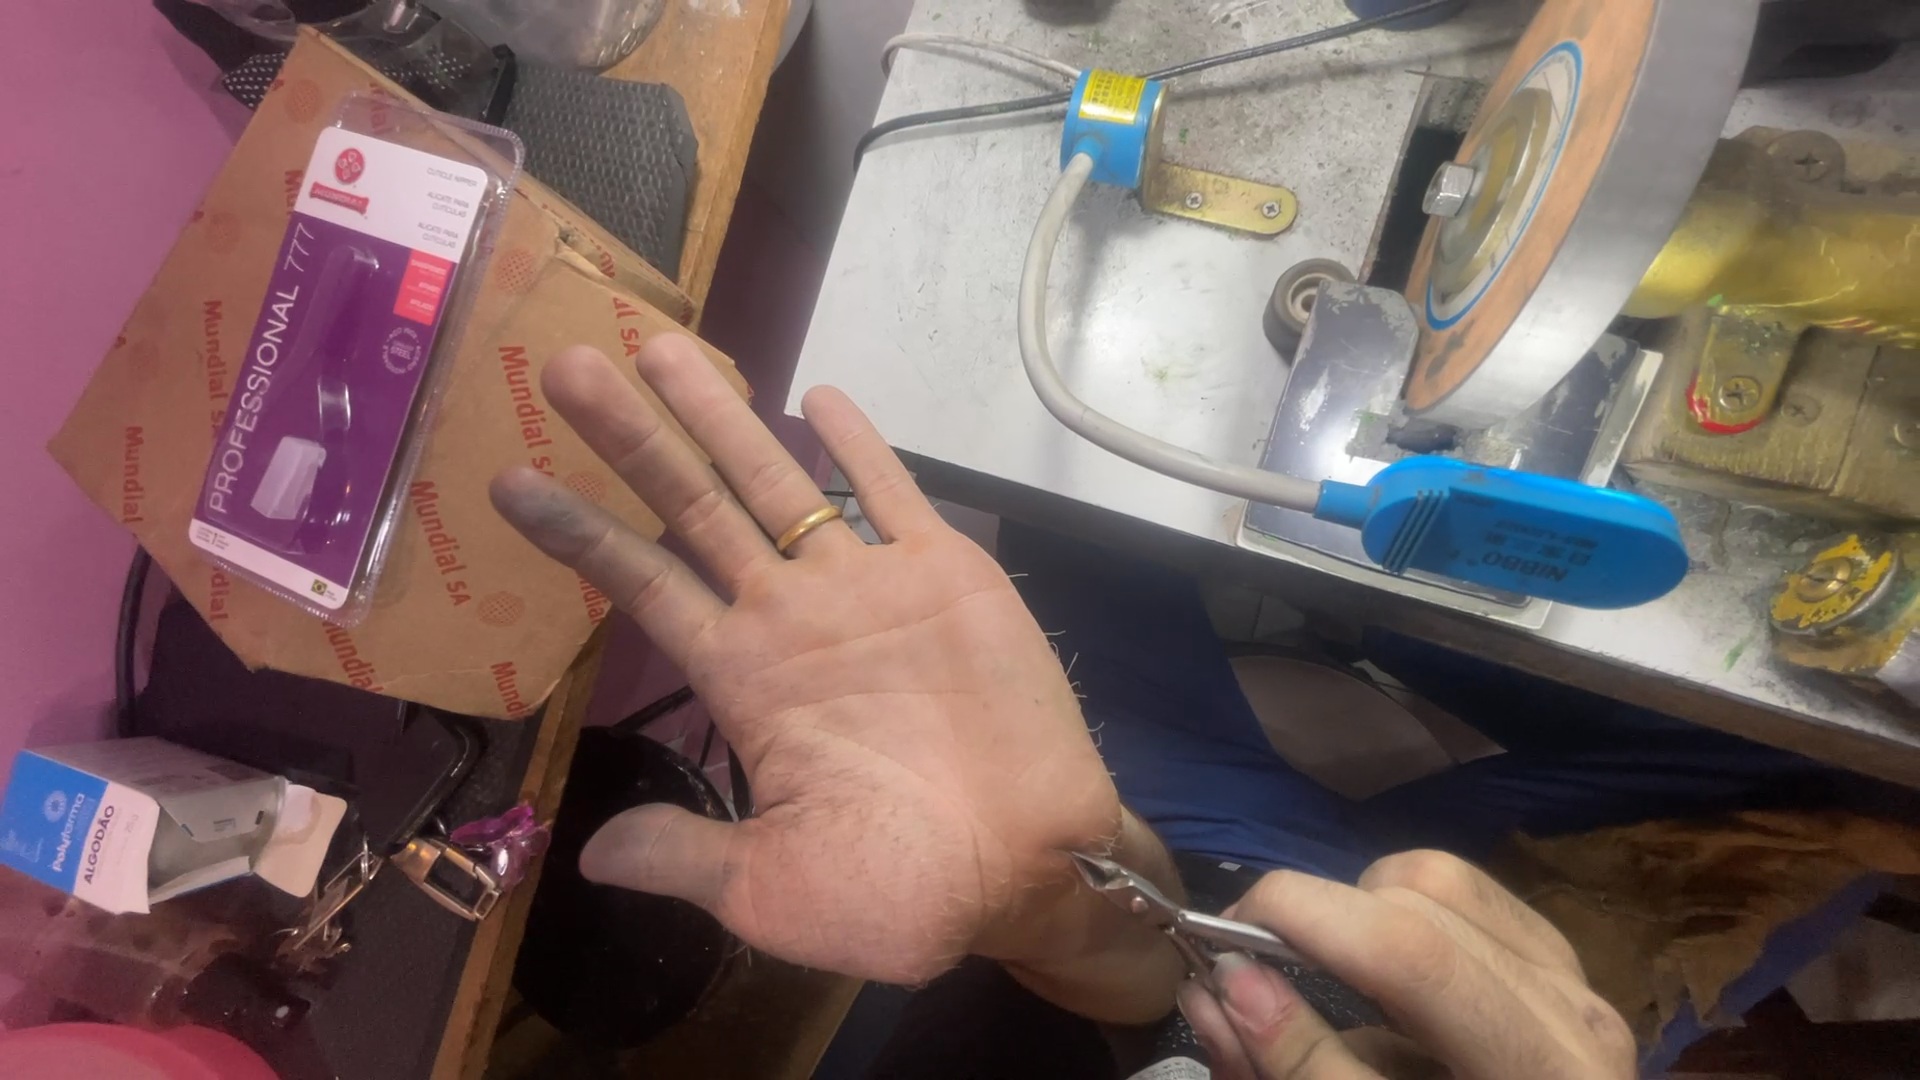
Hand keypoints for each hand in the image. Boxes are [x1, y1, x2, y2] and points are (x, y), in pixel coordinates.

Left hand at [489, 337, 1177, 1007]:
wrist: (1023, 867)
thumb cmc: (899, 889)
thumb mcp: (769, 890)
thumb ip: (685, 854)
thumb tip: (591, 856)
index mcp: (746, 680)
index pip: (648, 587)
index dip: (583, 535)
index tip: (512, 482)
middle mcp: (794, 617)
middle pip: (699, 507)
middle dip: (637, 439)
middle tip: (571, 367)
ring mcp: (868, 586)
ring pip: (781, 483)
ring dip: (725, 418)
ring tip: (665, 351)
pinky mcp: (943, 570)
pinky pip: (892, 492)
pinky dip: (857, 445)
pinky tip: (815, 395)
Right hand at [1178, 851, 1633, 1079]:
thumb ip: (1300, 1066)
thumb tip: (1223, 978)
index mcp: (1543, 1074)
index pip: (1405, 951)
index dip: (1296, 917)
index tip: (1223, 940)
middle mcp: (1573, 1014)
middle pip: (1412, 904)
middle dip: (1312, 917)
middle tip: (1257, 959)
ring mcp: (1571, 979)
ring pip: (1435, 877)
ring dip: (1358, 904)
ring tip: (1332, 963)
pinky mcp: (1555, 959)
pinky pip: (1457, 885)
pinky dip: (1394, 901)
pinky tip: (1384, 964)